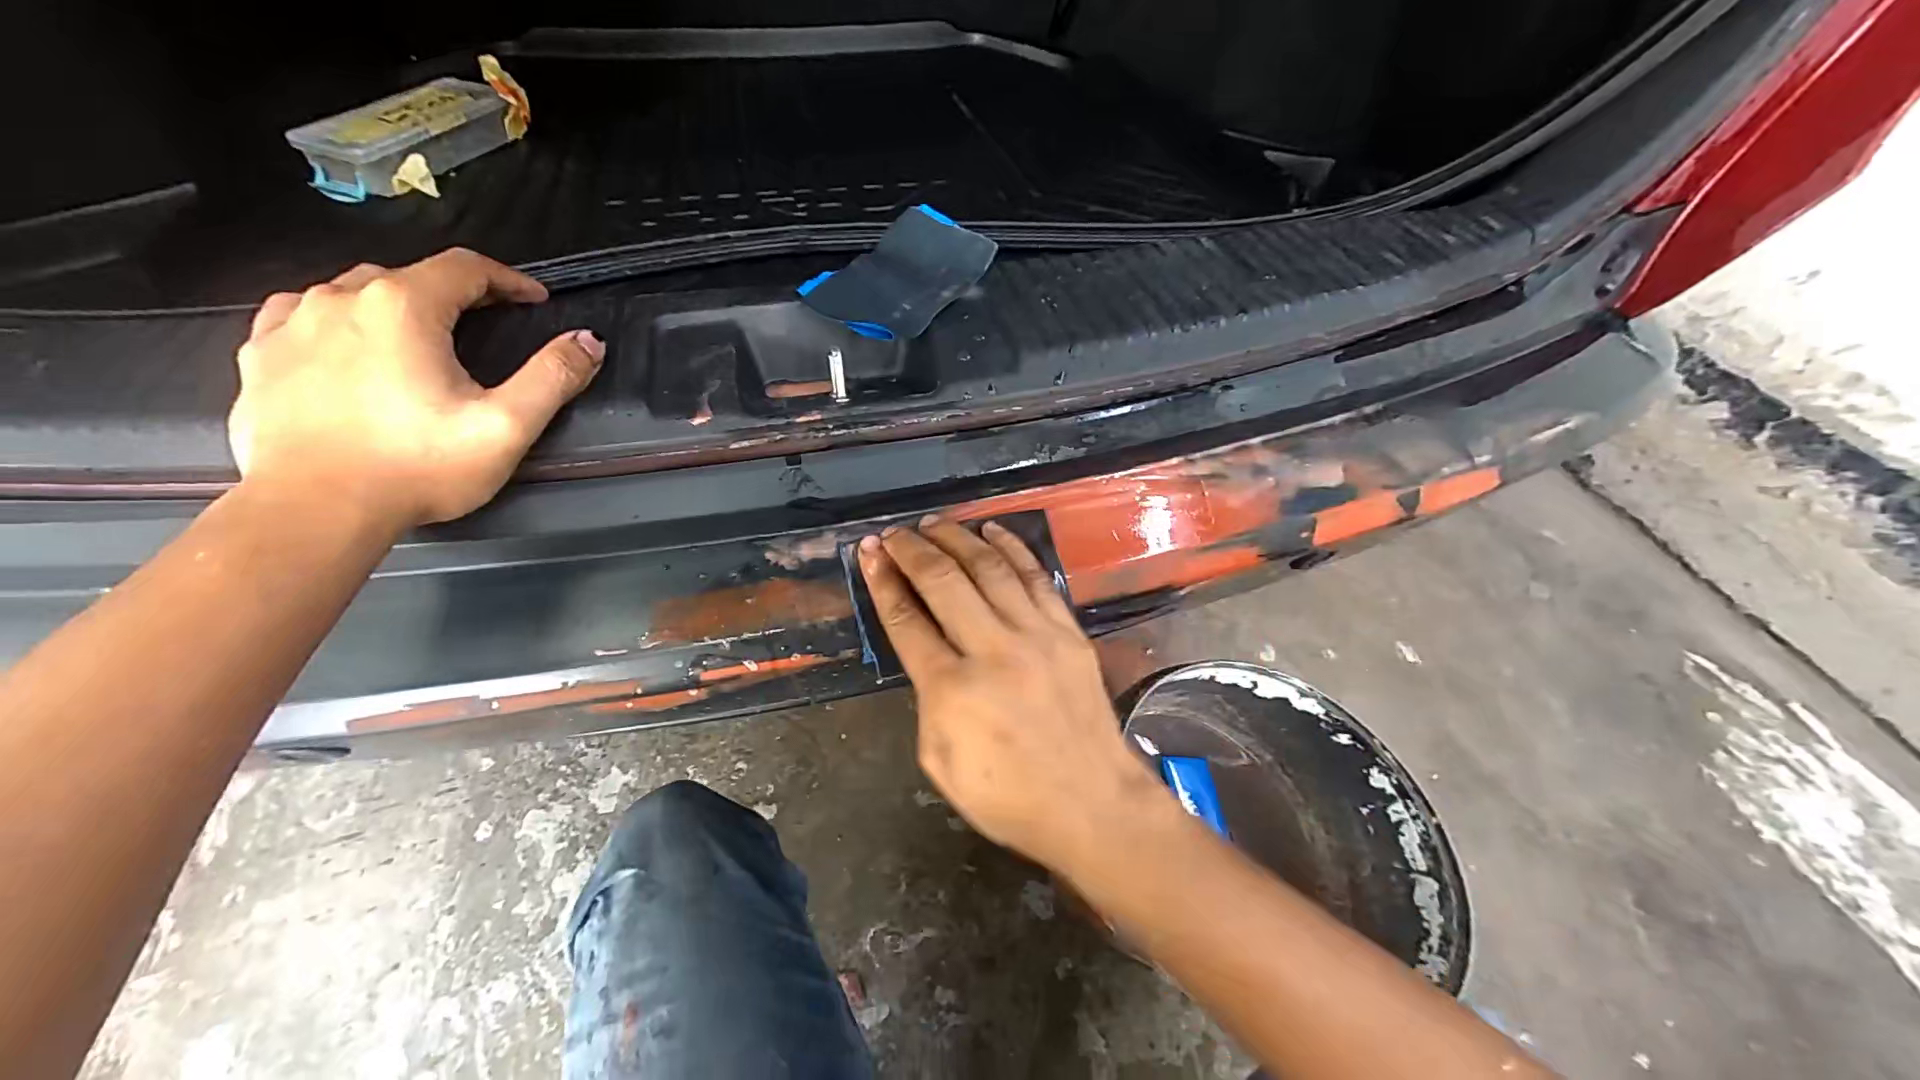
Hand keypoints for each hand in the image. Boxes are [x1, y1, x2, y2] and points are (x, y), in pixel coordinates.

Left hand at [228, 248, 603, 527]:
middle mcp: (340, 299)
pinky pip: (303, 316)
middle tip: (486, 324)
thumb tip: (588, 341)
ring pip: (353, 292)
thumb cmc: (417, 467)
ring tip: (421, 339)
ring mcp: (291, 324)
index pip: (465, 268)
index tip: (534, 301)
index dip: (508, 280)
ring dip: (396, 305)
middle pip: (410, 275)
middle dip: (455, 294)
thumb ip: (553, 377)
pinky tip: (350, 348)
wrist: (315, 510)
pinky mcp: (258, 355)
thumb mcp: (507, 425)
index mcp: (403, 307)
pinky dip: (338, 322)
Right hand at [858, 518, 1165, 871]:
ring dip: (958, 538)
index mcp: (952, 690)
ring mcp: (1036, 636)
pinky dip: (1012, 548)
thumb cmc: (1009, 797)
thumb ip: (927, 700)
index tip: (869, 553)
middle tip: (894, 533)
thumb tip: (929, 656)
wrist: (1092, 803)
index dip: (882, 580)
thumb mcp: (940, 761)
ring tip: (934, 524)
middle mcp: (992, 650)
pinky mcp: (1068, 632)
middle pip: (944, 581)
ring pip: (990, 568)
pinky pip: (1036, 577)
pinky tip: (992, 530)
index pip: (906, 619)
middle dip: (912, 550)